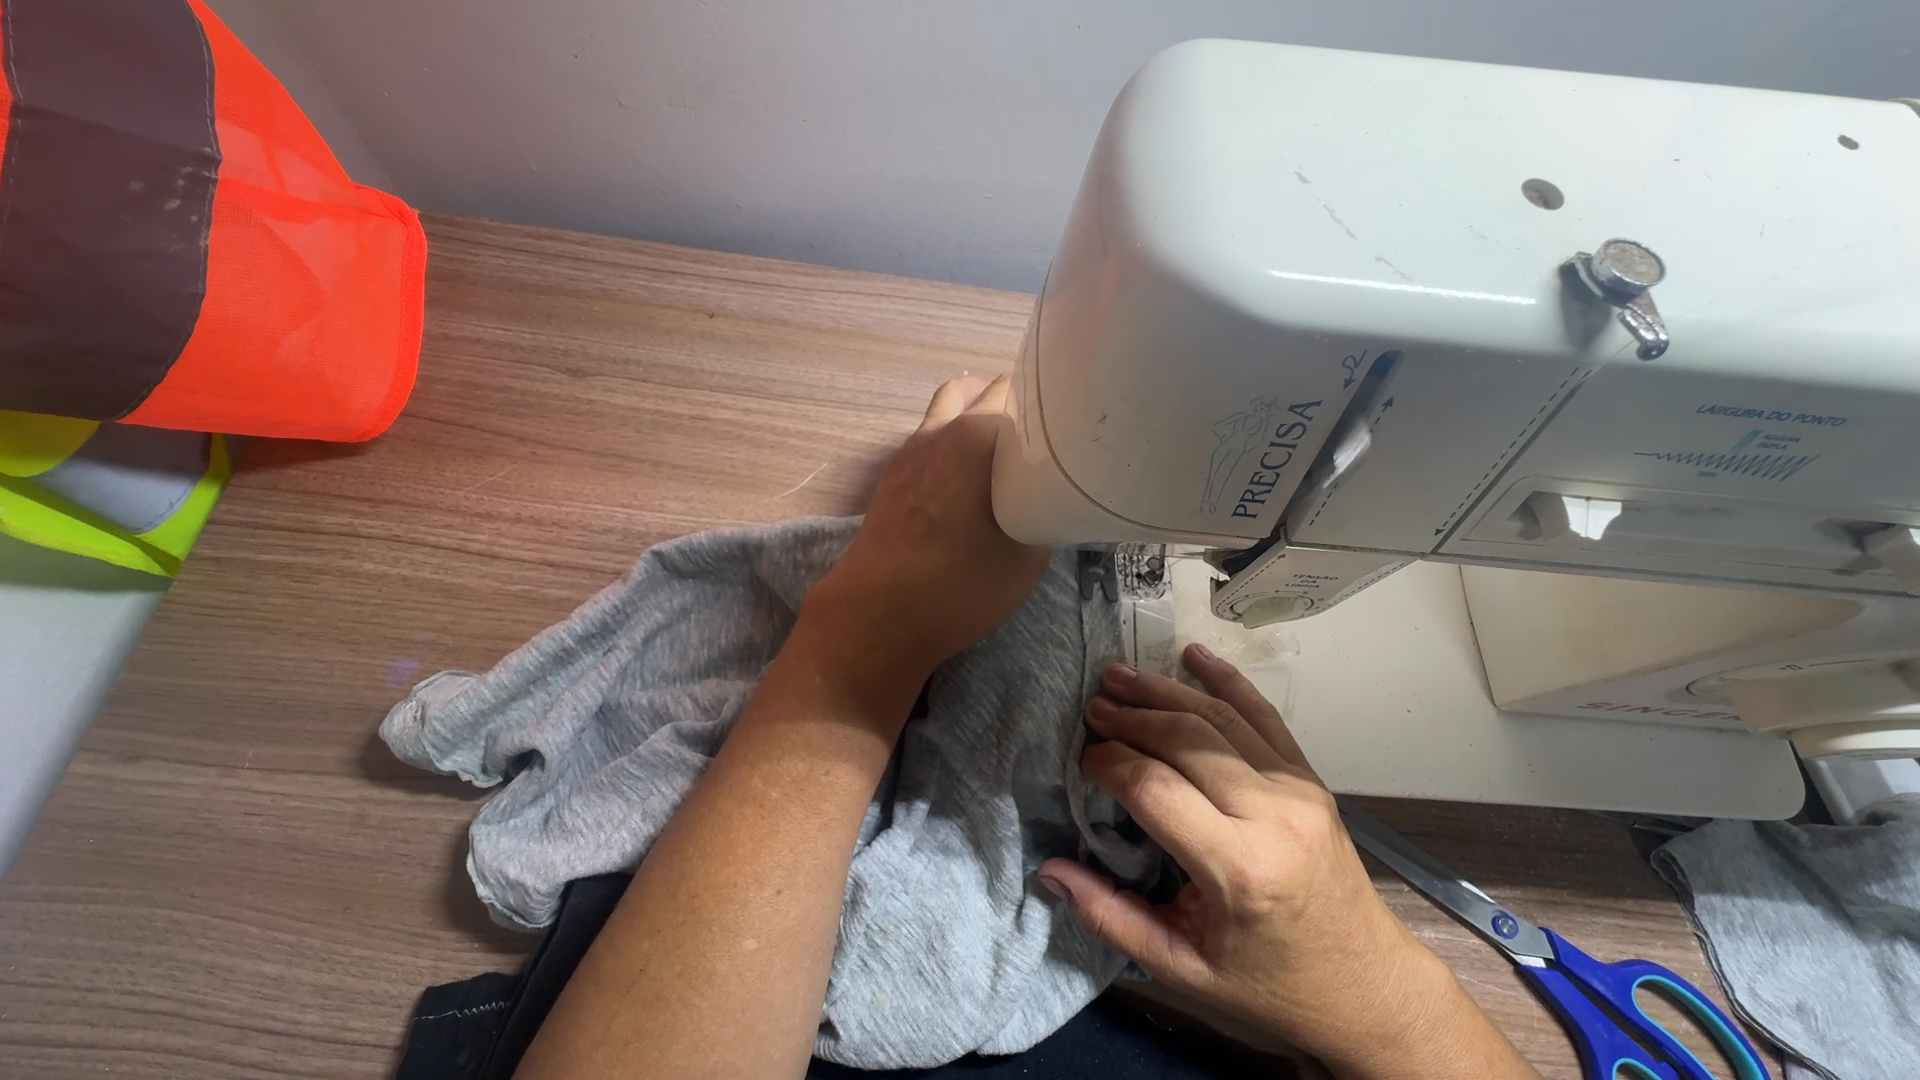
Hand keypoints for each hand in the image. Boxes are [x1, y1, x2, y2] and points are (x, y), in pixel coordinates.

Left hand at [806, 374, 1051, 680]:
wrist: (879, 615)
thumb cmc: (959, 587)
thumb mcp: (1029, 558)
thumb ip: (1044, 514)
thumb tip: (1044, 499)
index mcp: (981, 438)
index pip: (1026, 393)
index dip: (1055, 407)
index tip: (1074, 429)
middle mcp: (944, 428)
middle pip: (988, 390)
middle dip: (1020, 403)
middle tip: (1049, 437)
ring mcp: (913, 447)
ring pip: (953, 403)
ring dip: (980, 409)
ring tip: (1008, 443)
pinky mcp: (894, 472)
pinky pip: (933, 431)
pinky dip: (955, 432)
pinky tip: (971, 470)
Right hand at [1039, 645, 1534, 1078]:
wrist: (1365, 985)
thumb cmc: (1267, 983)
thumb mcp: (1181, 969)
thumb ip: (1109, 916)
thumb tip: (1048, 870)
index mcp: (1237, 869)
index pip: (1155, 788)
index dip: (1110, 764)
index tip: (1082, 758)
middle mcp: (1273, 816)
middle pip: (1187, 740)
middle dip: (1132, 718)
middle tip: (1092, 707)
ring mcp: (1298, 790)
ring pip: (1221, 718)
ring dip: (1165, 691)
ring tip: (1118, 675)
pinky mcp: (1311, 780)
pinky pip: (1265, 716)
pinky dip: (1227, 680)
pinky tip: (1194, 655)